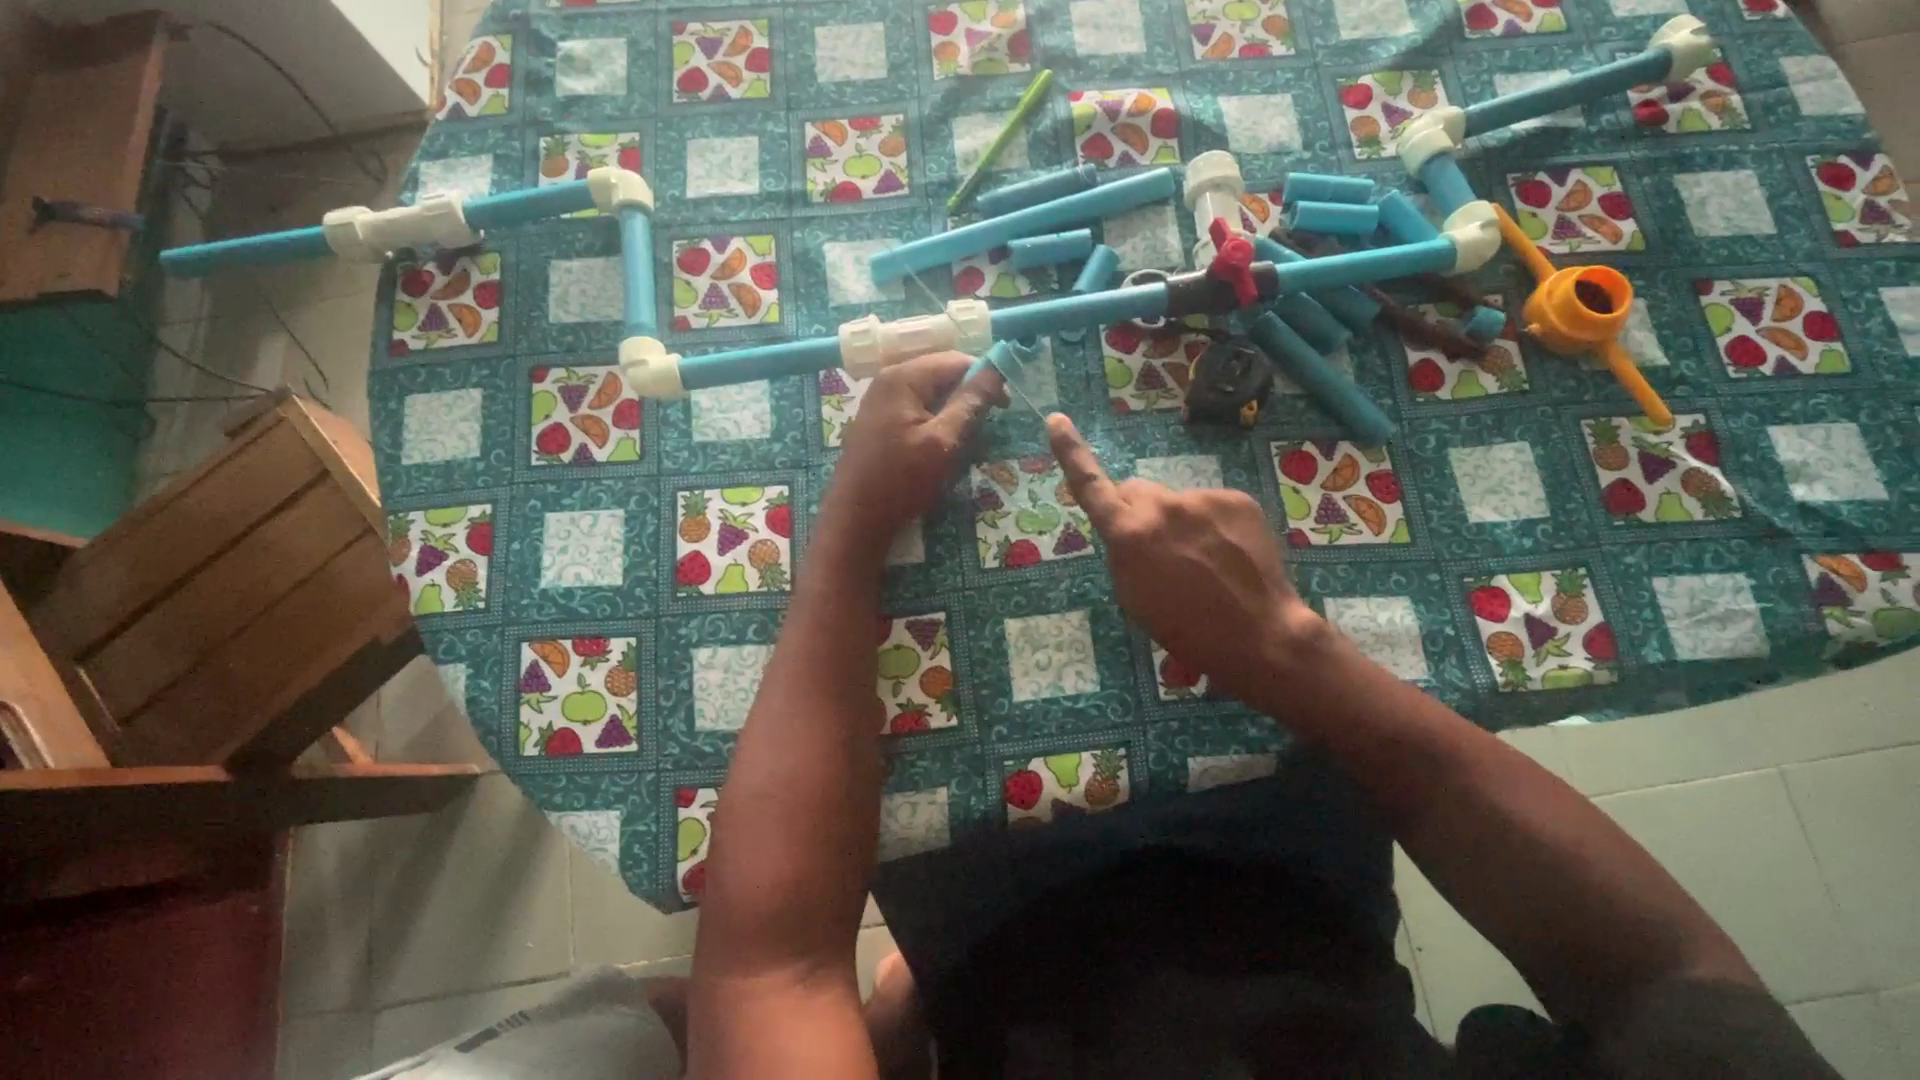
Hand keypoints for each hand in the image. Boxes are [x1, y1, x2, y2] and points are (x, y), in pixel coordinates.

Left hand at [820, 353, 1000, 560]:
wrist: (857, 520)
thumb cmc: (901, 481)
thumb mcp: (943, 441)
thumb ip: (970, 402)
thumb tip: (996, 370)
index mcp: (902, 377)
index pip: (955, 360)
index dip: (985, 377)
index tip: (1007, 406)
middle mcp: (888, 381)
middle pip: (941, 375)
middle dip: (968, 396)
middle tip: (986, 427)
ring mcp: (880, 402)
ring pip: (930, 395)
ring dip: (953, 413)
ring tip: (966, 442)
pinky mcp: (879, 423)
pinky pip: (916, 410)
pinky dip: (935, 423)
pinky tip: (942, 448)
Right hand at [1048, 413, 1320, 701]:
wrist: (1258, 633)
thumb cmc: (1184, 627)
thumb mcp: (1133, 595)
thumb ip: (1123, 551)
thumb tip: (1129, 529)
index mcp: (1128, 533)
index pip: (1090, 485)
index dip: (1070, 452)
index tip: (1057, 420)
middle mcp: (1163, 506)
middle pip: (1136, 493)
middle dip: (1138, 513)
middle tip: (1157, 552)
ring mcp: (1203, 498)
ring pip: (1177, 503)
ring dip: (1181, 523)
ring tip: (1203, 564)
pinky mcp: (1237, 499)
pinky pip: (1212, 505)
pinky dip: (1214, 525)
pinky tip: (1228, 555)